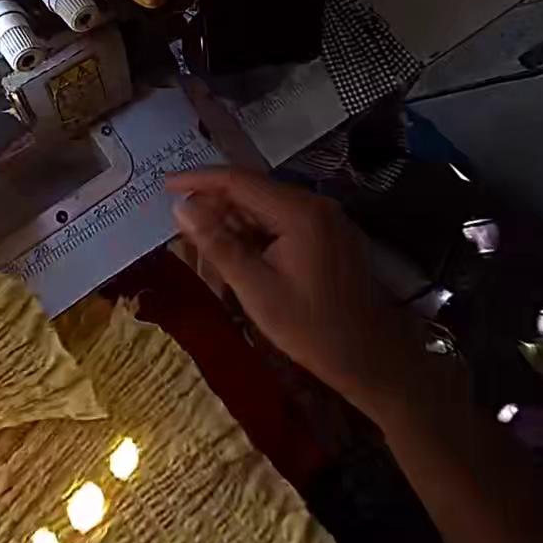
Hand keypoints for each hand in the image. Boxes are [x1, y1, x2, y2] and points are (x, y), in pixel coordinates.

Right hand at [168, 169, 415, 408]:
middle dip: (213, 208)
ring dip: (232, 224)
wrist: (377, 362)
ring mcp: (324, 217)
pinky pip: (280, 221)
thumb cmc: (314, 331)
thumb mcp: (257, 291)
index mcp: (299, 213)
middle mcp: (314, 204)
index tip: (165, 186)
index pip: (238, 181)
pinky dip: (254, 235)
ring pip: (263, 207)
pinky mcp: (327, 233)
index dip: (198, 179)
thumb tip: (181, 207)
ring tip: (206, 251)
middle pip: (250, 192)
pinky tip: (238, 258)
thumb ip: (218, 244)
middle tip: (181, 231)